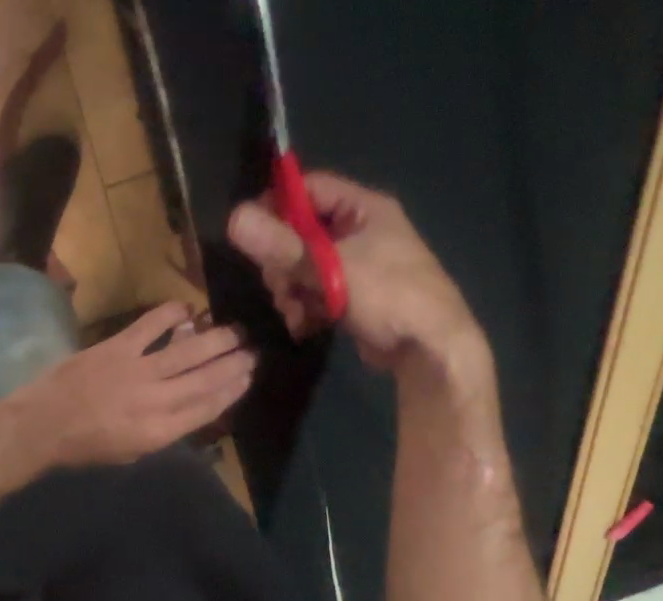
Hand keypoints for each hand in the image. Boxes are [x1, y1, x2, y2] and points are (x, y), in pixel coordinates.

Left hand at [9, 302, 254, 466]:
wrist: (43, 425)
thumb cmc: (85, 446)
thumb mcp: (132, 451)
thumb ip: (163, 430)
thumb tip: (189, 407)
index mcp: (159, 432)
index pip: (206, 408)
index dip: (231, 391)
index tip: (248, 377)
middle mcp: (155, 401)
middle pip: (205, 379)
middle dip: (233, 364)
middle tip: (252, 351)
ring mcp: (137, 371)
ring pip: (187, 351)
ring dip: (216, 339)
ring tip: (235, 331)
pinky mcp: (117, 348)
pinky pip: (151, 326)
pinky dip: (172, 314)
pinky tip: (188, 310)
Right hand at [229, 172, 492, 392]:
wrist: (429, 349)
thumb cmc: (389, 296)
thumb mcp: (331, 268)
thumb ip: (282, 246)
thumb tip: (233, 217)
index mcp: (364, 208)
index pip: (308, 189)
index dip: (277, 206)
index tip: (251, 234)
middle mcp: (361, 231)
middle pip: (300, 233)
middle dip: (282, 264)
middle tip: (280, 287)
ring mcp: (357, 266)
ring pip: (303, 268)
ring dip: (291, 292)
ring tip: (295, 313)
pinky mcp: (353, 298)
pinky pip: (316, 293)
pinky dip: (305, 308)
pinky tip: (304, 327)